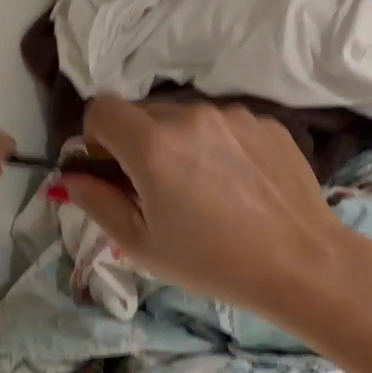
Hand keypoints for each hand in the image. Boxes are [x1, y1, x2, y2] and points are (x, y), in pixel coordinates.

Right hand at [61, 96, 357, 314]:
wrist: (300, 263)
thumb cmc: (210, 262)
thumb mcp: (140, 244)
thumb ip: (96, 203)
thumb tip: (71, 178)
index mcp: (152, 145)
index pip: (100, 109)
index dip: (95, 138)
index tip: (110, 170)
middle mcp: (191, 116)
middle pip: (142, 113)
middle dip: (136, 144)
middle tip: (155, 190)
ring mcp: (233, 116)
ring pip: (184, 118)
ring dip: (178, 144)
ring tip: (202, 191)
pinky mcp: (266, 123)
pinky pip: (222, 125)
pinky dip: (216, 147)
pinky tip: (235, 187)